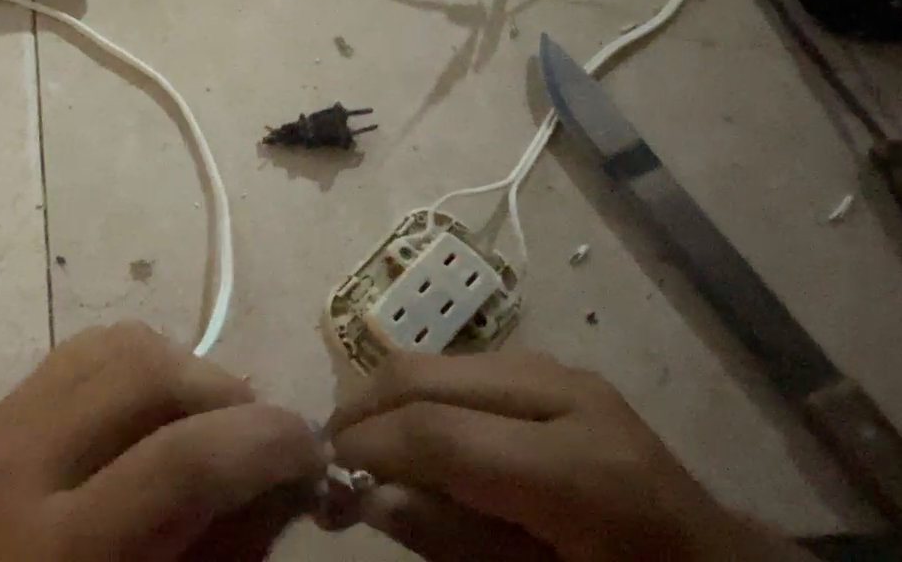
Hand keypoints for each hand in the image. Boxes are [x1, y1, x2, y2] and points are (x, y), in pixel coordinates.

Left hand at [0, 322, 325, 561]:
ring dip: (186, 367)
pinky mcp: (13, 402)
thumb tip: (297, 466)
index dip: (262, 443)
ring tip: (215, 415)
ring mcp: (12, 422)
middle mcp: (27, 465)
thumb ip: (239, 538)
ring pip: (119, 344)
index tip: (311, 447)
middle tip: (263, 433)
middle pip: (144, 376)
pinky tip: (165, 402)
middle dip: (224, 393)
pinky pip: (90, 347)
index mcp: (68, 547)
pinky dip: (143, 359)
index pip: (180, 463)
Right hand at [326, 348, 813, 561]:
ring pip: (435, 361)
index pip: (438, 435)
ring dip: (385, 398)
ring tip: (361, 444)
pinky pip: (459, 367)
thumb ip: (451, 541)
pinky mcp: (551, 367)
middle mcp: (568, 397)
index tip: (321, 473)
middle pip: (425, 376)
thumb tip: (362, 493)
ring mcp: (561, 371)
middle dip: (362, 410)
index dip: (367, 448)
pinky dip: (419, 394)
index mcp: (580, 472)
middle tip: (327, 452)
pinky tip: (410, 433)